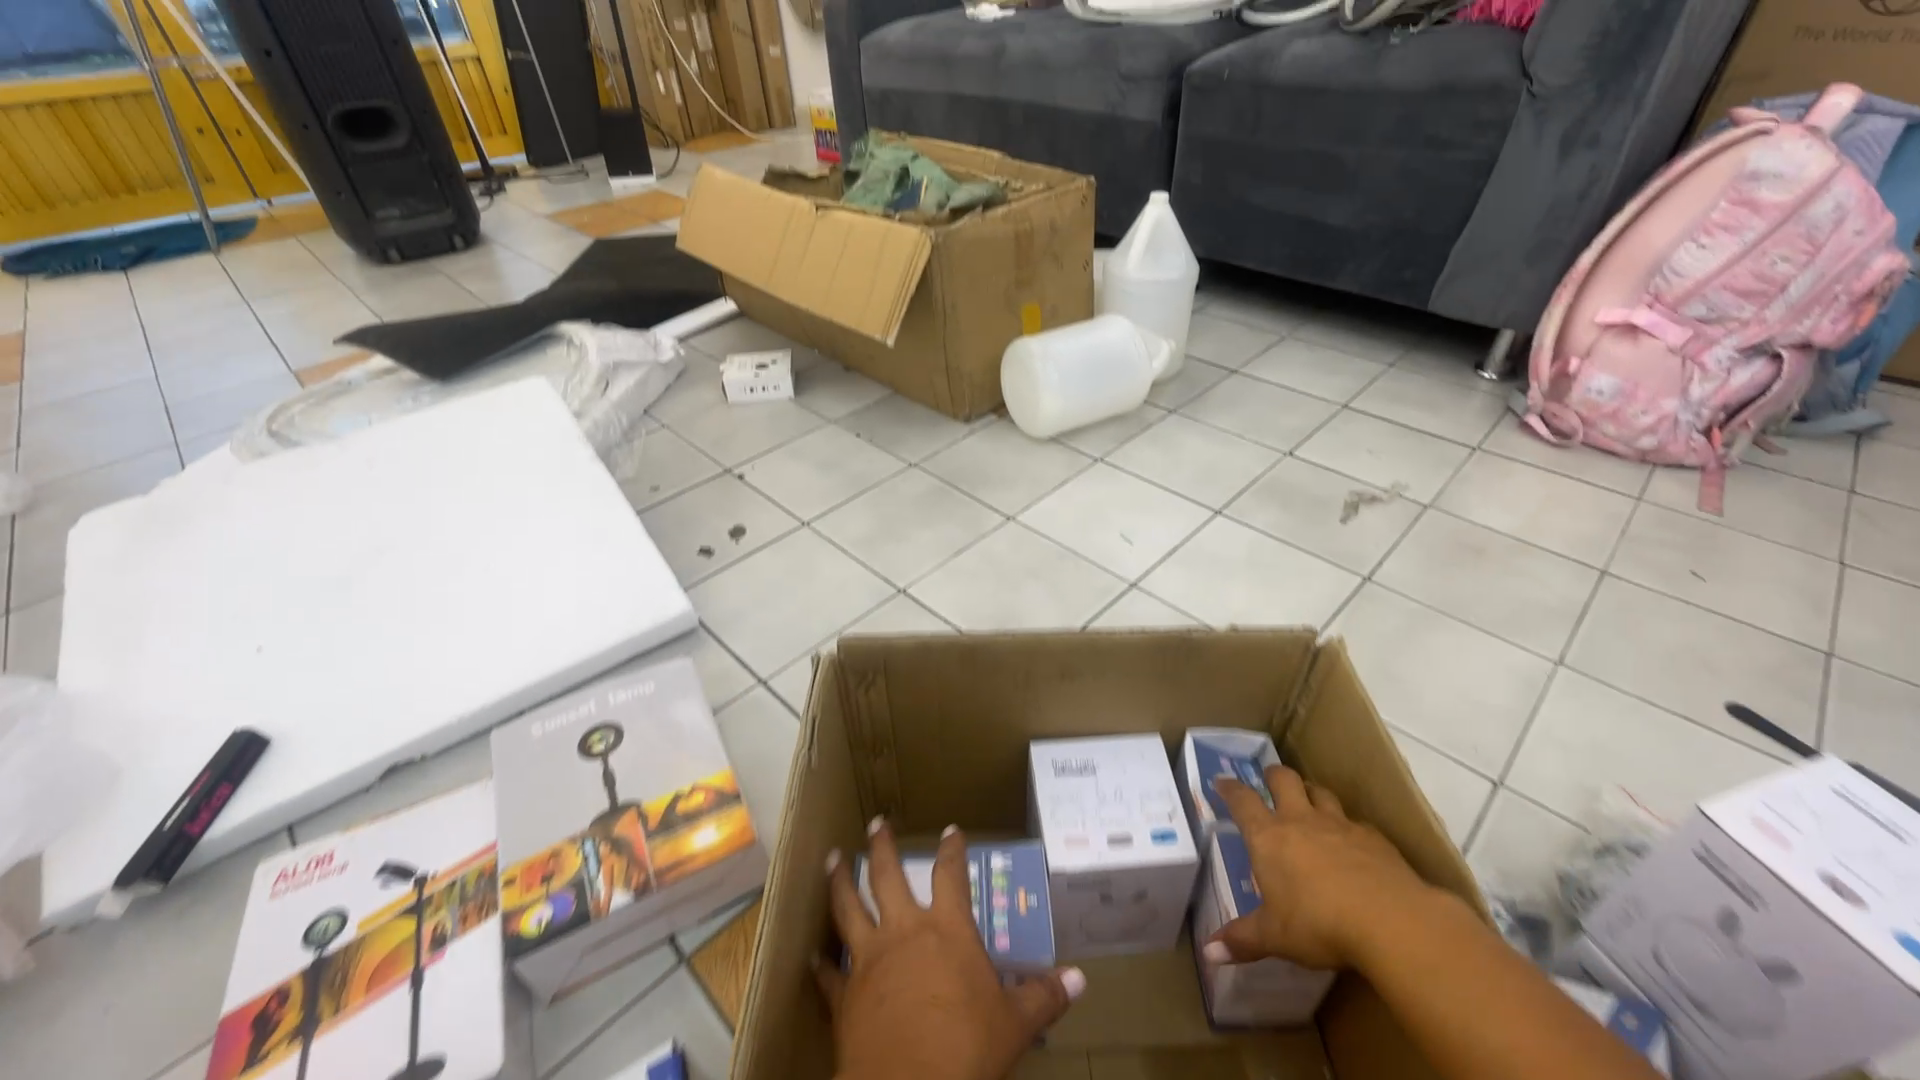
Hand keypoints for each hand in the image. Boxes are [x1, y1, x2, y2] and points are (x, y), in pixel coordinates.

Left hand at [819, 819, 1085, 1079]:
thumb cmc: (967, 1049)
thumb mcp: (1015, 1024)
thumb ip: (1045, 996)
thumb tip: (1079, 979)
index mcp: (947, 931)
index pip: (951, 877)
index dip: (952, 851)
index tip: (950, 830)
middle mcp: (903, 933)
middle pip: (886, 877)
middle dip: (881, 847)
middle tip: (875, 823)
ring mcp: (868, 960)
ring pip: (847, 909)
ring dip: (839, 883)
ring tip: (833, 860)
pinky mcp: (844, 995)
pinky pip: (828, 973)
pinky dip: (821, 963)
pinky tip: (811, 955)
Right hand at [1203, 765, 1438, 971]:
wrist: (1391, 921)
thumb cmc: (1318, 924)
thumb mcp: (1274, 937)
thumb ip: (1242, 940)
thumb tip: (1209, 953)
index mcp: (1269, 838)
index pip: (1242, 801)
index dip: (1229, 789)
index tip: (1222, 781)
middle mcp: (1301, 821)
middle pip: (1284, 780)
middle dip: (1273, 776)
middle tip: (1269, 779)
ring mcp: (1341, 826)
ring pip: (1321, 793)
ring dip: (1311, 792)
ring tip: (1308, 800)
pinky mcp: (1375, 839)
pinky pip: (1356, 822)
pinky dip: (1348, 826)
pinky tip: (1352, 842)